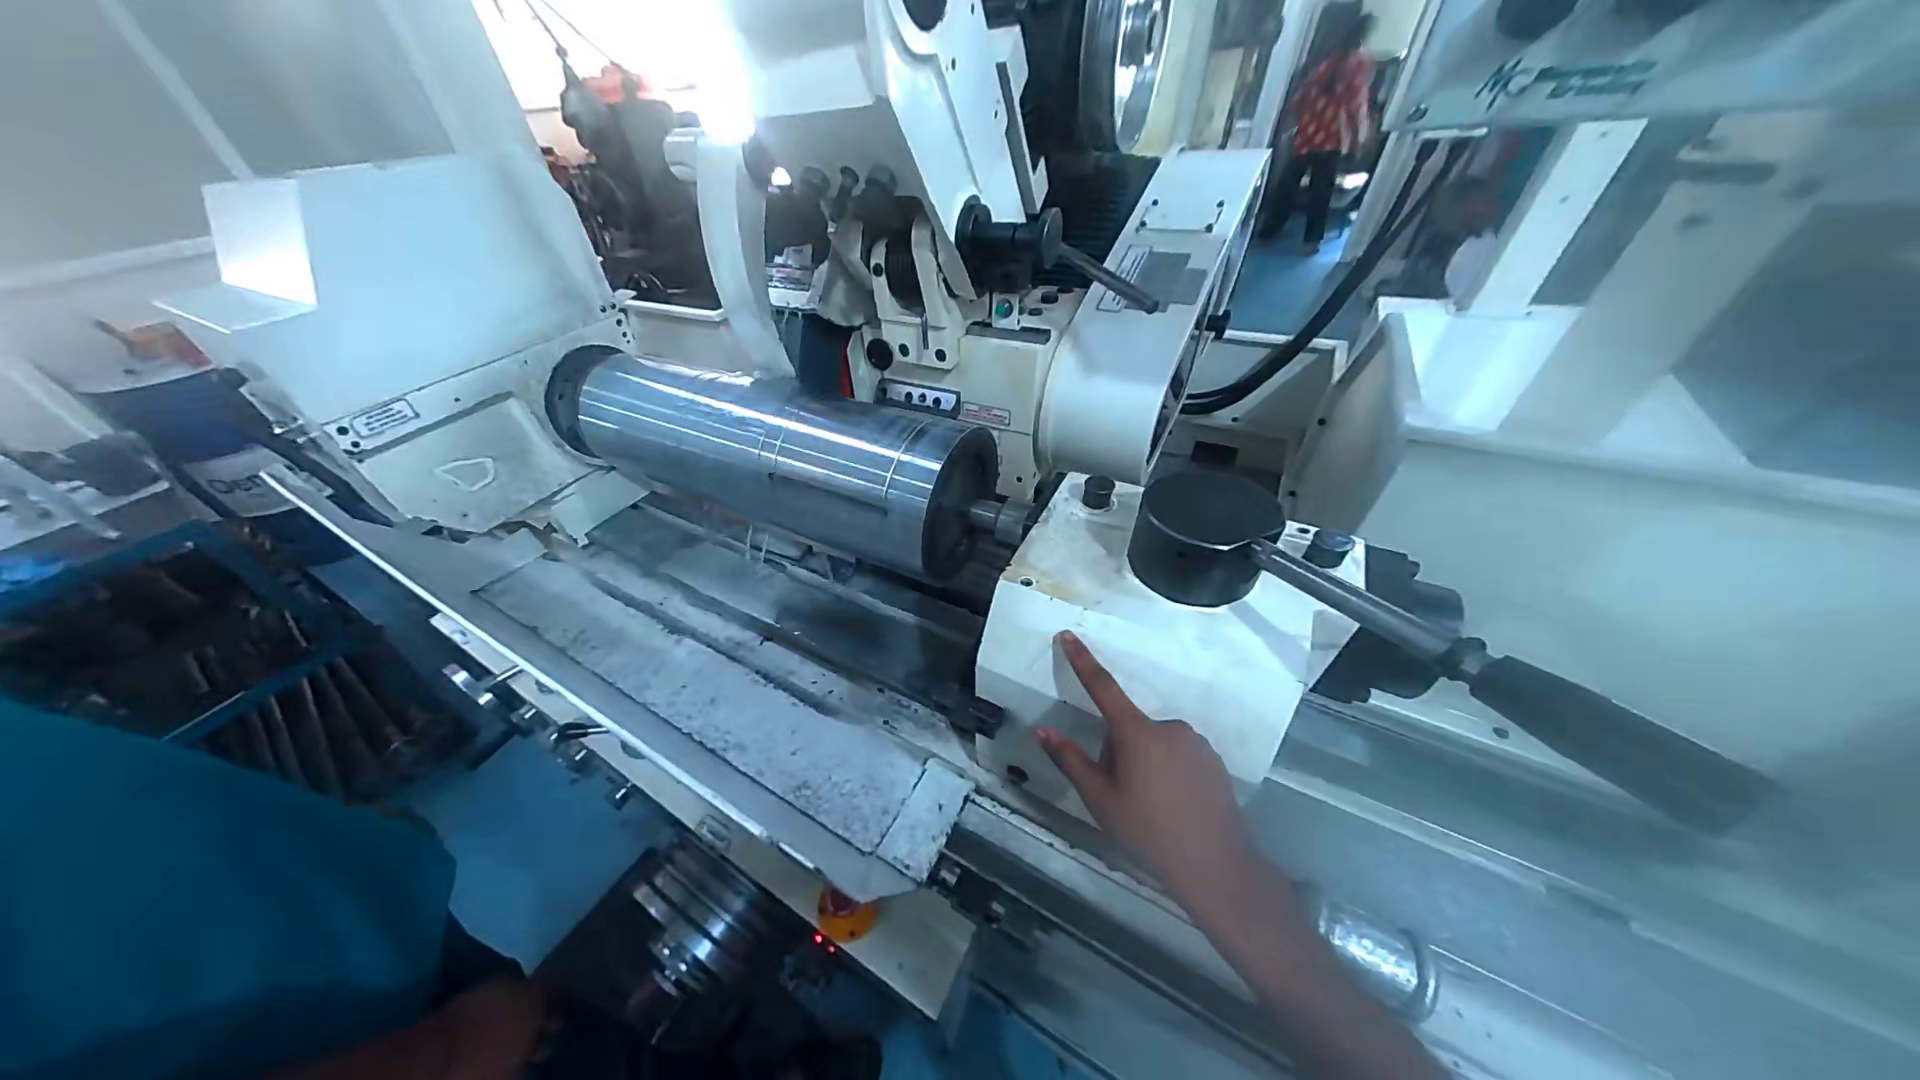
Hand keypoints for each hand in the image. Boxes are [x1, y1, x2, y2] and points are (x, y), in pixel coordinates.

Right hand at [1037, 632, 1257, 901]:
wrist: (1217, 865)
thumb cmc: (1149, 831)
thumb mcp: (1101, 799)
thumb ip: (1071, 760)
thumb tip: (1042, 730)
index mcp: (1137, 732)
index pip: (1103, 686)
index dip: (1082, 660)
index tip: (1068, 635)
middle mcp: (1168, 726)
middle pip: (1128, 729)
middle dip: (1118, 753)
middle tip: (1122, 795)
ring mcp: (1195, 742)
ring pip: (1154, 744)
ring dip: (1144, 764)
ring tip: (1151, 807)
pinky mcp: (1214, 759)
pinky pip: (1178, 755)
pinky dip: (1169, 773)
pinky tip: (1175, 808)